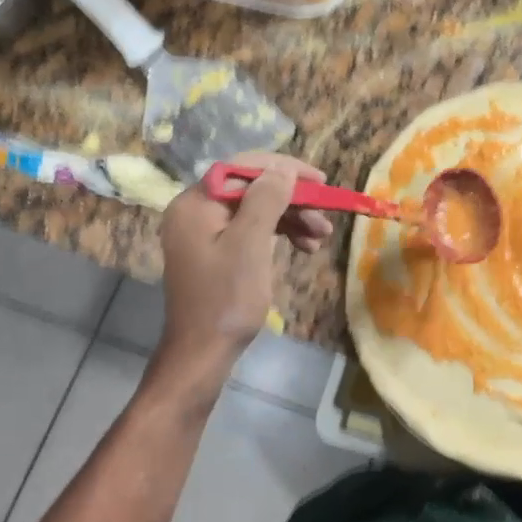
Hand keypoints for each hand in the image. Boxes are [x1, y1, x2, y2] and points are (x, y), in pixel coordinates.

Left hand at [149, 153, 332, 410]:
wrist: (203, 352)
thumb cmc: (226, 298)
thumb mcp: (250, 245)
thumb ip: (266, 200)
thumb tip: (283, 170)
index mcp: (195, 203)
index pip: (243, 168)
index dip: (284, 169)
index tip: (320, 180)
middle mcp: (195, 211)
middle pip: (251, 188)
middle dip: (292, 199)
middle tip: (326, 214)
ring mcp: (204, 233)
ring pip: (256, 210)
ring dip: (291, 218)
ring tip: (322, 236)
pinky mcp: (216, 252)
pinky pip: (251, 230)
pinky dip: (279, 235)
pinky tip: (304, 247)